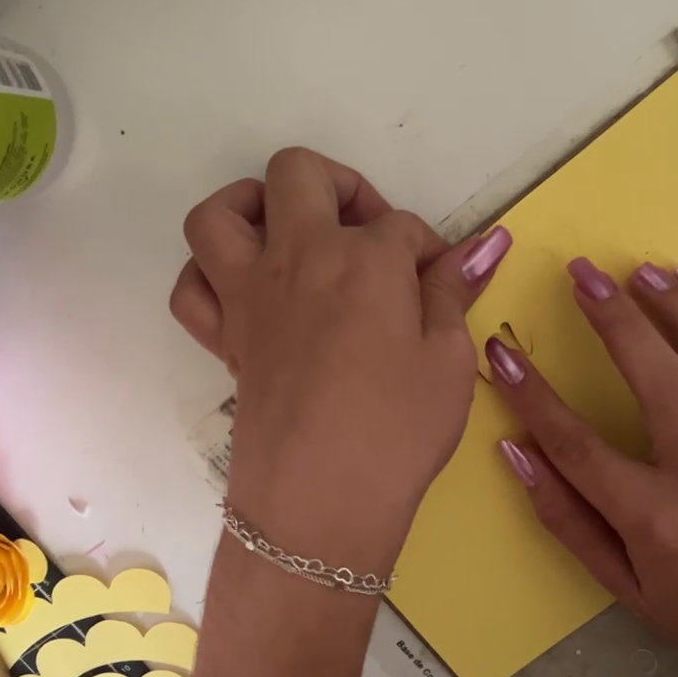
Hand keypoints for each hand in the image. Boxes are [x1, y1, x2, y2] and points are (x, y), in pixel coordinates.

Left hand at [171, 148, 512, 574]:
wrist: (319, 503)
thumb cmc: (397, 432)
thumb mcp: (448, 361)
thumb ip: (454, 293)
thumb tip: (485, 245)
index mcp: (364, 259)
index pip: (402, 226)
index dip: (428, 249)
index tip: (441, 281)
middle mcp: (297, 258)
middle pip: (298, 173)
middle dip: (340, 186)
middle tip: (366, 234)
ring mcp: (249, 296)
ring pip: (220, 214)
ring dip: (251, 206)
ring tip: (288, 235)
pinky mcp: (223, 339)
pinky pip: (192, 287)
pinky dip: (210, 276)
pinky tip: (246, 291)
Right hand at [488, 258, 677, 676]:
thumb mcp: (621, 586)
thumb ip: (567, 518)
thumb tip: (517, 452)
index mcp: (656, 522)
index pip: (579, 447)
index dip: (533, 397)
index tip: (499, 352)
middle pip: (659, 382)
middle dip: (616, 323)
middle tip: (581, 274)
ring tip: (640, 267)